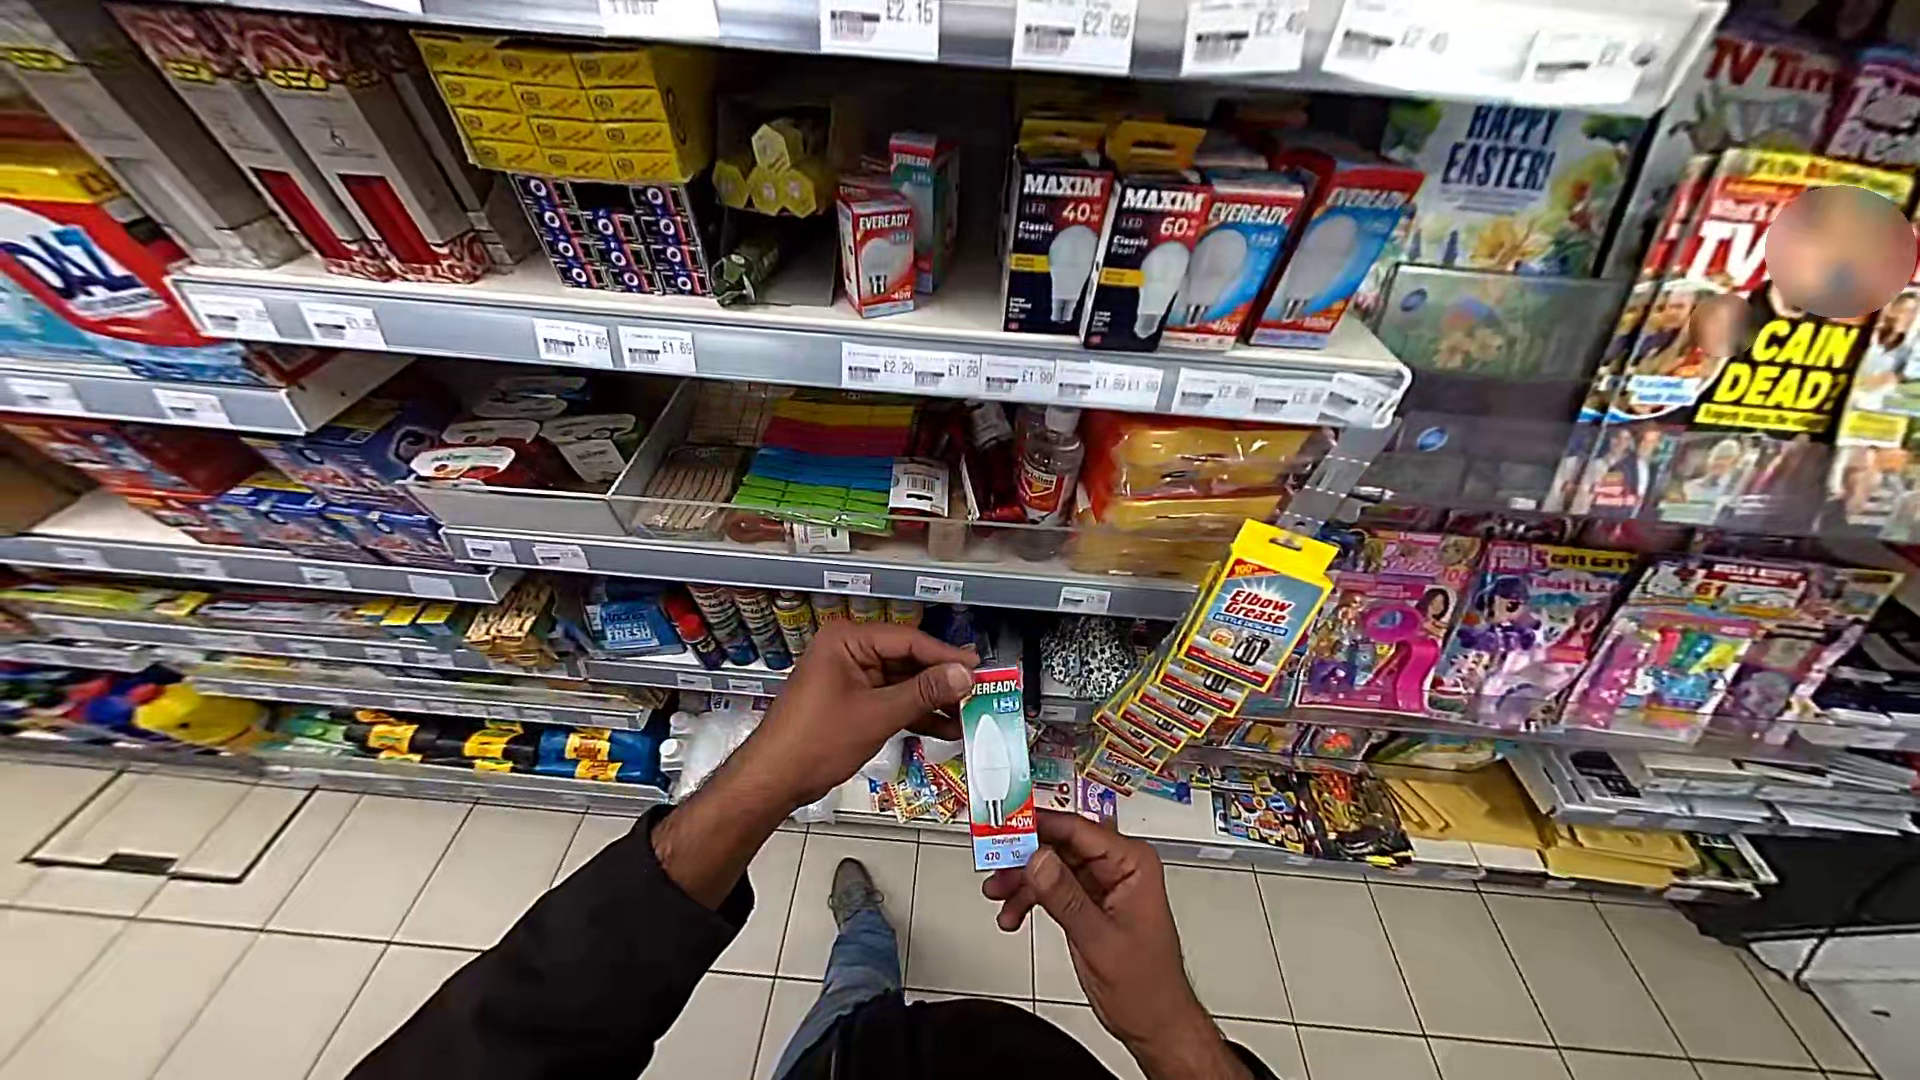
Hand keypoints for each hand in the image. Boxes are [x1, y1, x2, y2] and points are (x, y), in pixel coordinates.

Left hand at [730, 620, 975, 808]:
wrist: (772, 781)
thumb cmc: (817, 741)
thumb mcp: (877, 714)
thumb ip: (923, 692)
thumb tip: (966, 674)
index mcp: (848, 640)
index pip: (908, 640)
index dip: (945, 656)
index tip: (978, 668)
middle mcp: (850, 651)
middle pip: (907, 661)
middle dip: (941, 682)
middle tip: (978, 693)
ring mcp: (851, 677)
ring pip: (902, 683)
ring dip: (932, 701)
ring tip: (968, 715)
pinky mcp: (853, 701)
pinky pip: (891, 700)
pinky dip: (914, 714)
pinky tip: (944, 728)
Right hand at [984, 811, 1247, 1079]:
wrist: (1155, 1026)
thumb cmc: (1148, 987)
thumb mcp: (1100, 940)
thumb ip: (1066, 897)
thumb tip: (1037, 859)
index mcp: (1130, 862)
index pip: (1077, 828)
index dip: (1038, 825)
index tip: (1006, 825)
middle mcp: (1114, 865)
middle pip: (1058, 843)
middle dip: (1023, 856)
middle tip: (994, 862)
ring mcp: (1098, 881)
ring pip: (1048, 863)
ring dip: (1021, 879)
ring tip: (998, 893)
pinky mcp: (1084, 898)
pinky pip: (1049, 885)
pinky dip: (1028, 898)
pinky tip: (1012, 914)